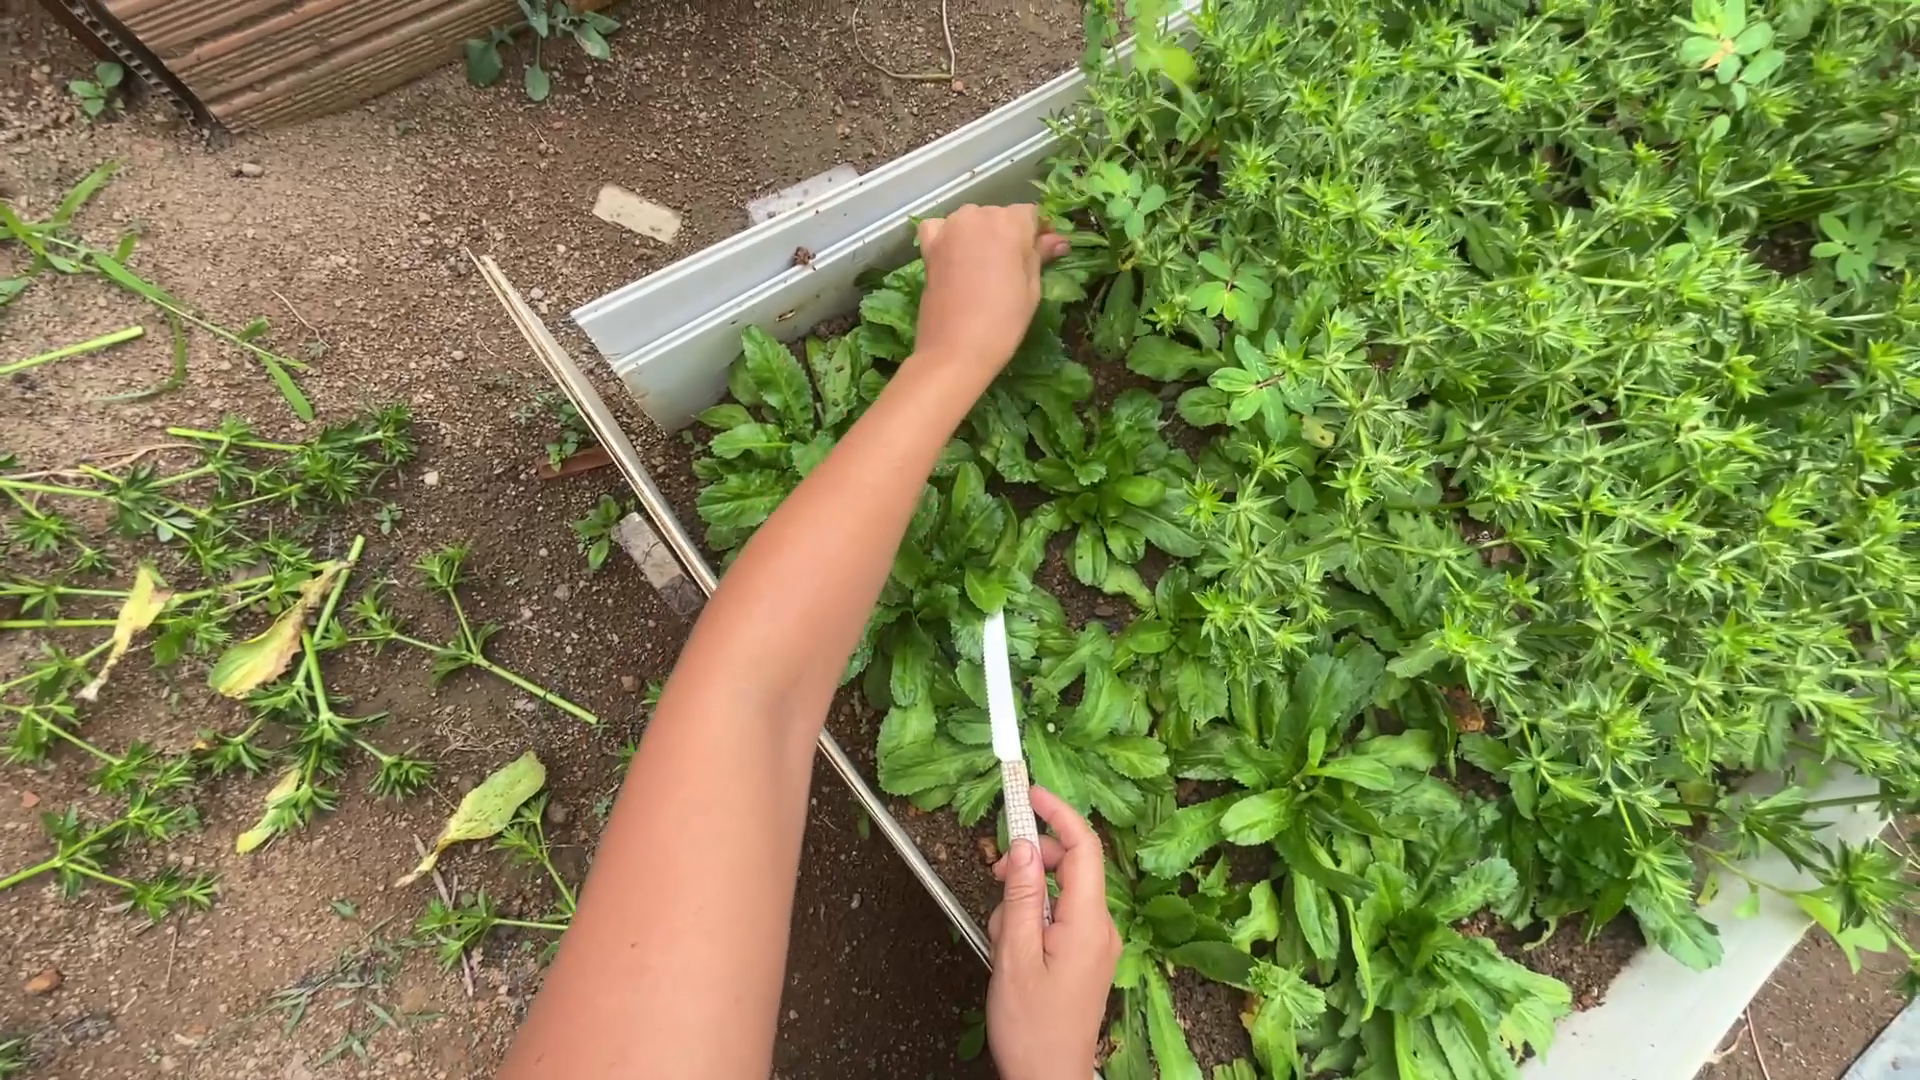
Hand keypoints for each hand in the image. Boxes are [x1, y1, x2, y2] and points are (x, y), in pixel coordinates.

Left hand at [913, 203, 1069, 381]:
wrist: (954, 351)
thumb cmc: (1002, 324)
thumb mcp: (1031, 290)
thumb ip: (1039, 256)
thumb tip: (1057, 240)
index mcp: (1009, 223)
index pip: (1031, 214)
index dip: (1039, 231)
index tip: (1044, 250)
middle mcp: (977, 216)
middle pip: (999, 216)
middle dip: (1009, 235)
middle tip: (1014, 267)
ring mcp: (949, 229)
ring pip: (972, 221)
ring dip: (981, 235)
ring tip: (986, 267)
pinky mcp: (928, 247)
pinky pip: (941, 229)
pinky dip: (949, 237)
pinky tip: (955, 256)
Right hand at [985, 786, 1120, 1079]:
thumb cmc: (1031, 1027)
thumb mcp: (1015, 954)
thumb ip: (1022, 893)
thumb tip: (1026, 843)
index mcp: (1088, 922)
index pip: (1083, 847)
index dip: (1059, 812)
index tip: (1031, 792)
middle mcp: (1100, 925)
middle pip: (1070, 864)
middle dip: (1032, 859)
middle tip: (996, 872)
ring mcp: (1095, 939)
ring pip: (1059, 888)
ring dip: (1026, 893)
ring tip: (1002, 930)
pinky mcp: (1086, 951)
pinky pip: (1060, 912)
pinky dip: (1033, 913)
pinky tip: (1012, 942)